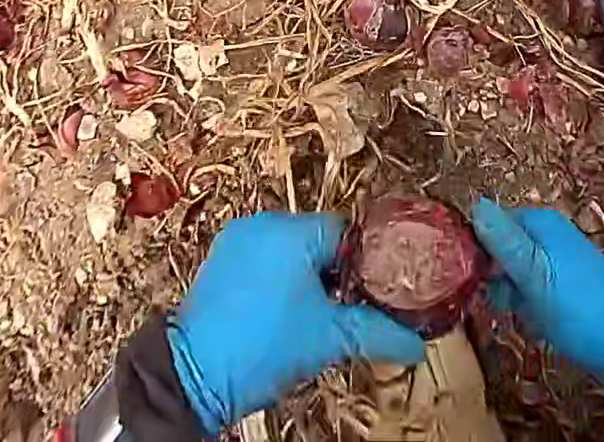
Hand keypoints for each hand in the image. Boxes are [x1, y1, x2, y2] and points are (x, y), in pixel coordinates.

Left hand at [166, 212, 424, 432]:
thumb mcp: (327, 339)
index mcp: (295, 230)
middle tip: (335, 306)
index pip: (347, 233)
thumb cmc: (259, 349)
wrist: (188, 380)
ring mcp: (240, 237)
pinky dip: (276, 274)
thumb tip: (416, 344)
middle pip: (320, 238)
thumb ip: (376, 332)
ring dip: (303, 273)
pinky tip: (276, 307)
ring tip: (304, 311)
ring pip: (292, 247)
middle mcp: (267, 223)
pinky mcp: (222, 255)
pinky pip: (264, 254)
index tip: (362, 292)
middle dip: (331, 271)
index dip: (359, 264)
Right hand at [471, 199, 603, 422]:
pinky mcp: (559, 283)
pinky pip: (526, 289)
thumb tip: (474, 204)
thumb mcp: (536, 276)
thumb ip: (504, 242)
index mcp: (538, 222)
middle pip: (497, 249)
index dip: (476, 250)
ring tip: (523, 314)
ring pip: (510, 273)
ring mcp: (552, 259)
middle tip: (505, 301)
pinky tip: (535, 322)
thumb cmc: (582, 309)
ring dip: (509, 296)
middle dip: (494, 278)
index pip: (488, 223)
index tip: (473, 279)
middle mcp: (544, 234)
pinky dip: (525, 306)